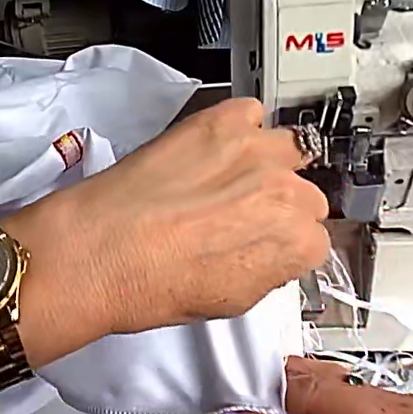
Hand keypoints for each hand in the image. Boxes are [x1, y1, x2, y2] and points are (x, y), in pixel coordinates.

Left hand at [1, 98, 328, 358]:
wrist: (95, 251)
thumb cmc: (150, 284)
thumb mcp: (232, 300)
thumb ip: (272, 268)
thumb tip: (277, 253)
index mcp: (296, 244)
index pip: (316, 237)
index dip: (288, 242)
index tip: (268, 241)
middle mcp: (285, 192)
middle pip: (307, 193)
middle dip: (281, 205)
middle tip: (242, 214)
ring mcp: (255, 150)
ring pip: (291, 148)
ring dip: (269, 163)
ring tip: (231, 179)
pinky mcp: (220, 121)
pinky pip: (252, 112)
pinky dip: (241, 128)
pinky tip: (216, 151)